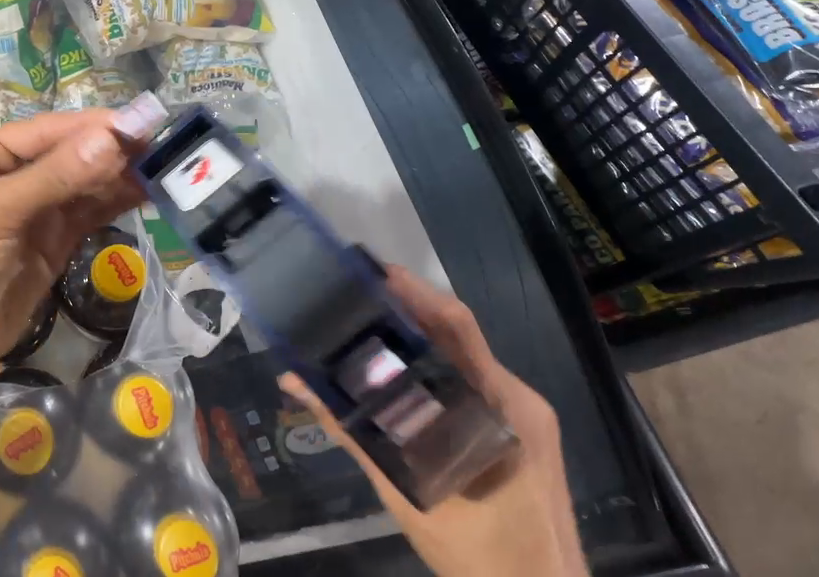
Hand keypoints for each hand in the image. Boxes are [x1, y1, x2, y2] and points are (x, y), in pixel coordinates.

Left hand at [0, 109, 146, 369]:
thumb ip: (55, 177)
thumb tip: (110, 141)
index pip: (48, 131)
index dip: (93, 127)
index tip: (139, 125)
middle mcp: (15, 173)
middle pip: (71, 154)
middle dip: (112, 150)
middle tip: (161, 146)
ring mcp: (37, 209)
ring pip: (86, 183)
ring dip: (120, 175)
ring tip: (162, 167)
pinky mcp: (55, 242)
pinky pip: (90, 213)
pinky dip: (116, 203)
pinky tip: (145, 192)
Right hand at [278, 266, 588, 576]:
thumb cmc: (482, 555)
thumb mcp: (406, 492)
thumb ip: (352, 432)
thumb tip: (296, 381)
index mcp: (504, 406)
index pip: (456, 325)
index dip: (412, 291)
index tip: (366, 270)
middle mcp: (518, 398)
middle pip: (455, 337)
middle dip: (401, 313)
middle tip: (347, 299)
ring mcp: (522, 416)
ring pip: (460, 362)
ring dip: (413, 343)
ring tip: (359, 332)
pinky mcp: (518, 434)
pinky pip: (469, 386)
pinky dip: (430, 373)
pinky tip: (392, 381)